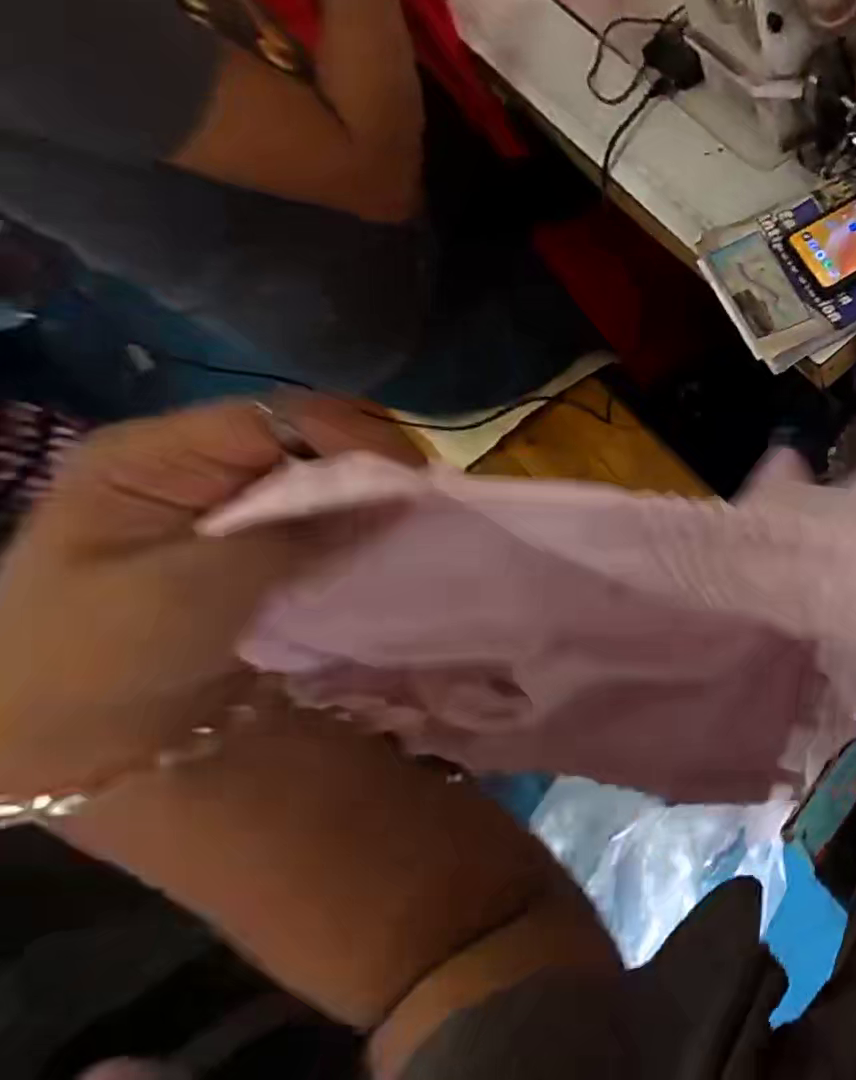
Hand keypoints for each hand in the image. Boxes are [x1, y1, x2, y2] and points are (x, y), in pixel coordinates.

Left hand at [0, 396, 422, 796]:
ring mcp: (228, 494)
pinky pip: (327, 502)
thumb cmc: (113, 648)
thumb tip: (400, 496)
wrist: (80, 724)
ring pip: (326, 465)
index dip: (357, 437)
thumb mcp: (205, 584)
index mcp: (156, 455)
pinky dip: (367, 512)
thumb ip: (301, 531)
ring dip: (377, 487)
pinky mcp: (258, 529)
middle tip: (427, 498)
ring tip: (419, 514)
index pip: (281, 417)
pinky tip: (390, 530)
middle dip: (377, 458)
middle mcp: (195, 459)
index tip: (416, 483)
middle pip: (310, 431)